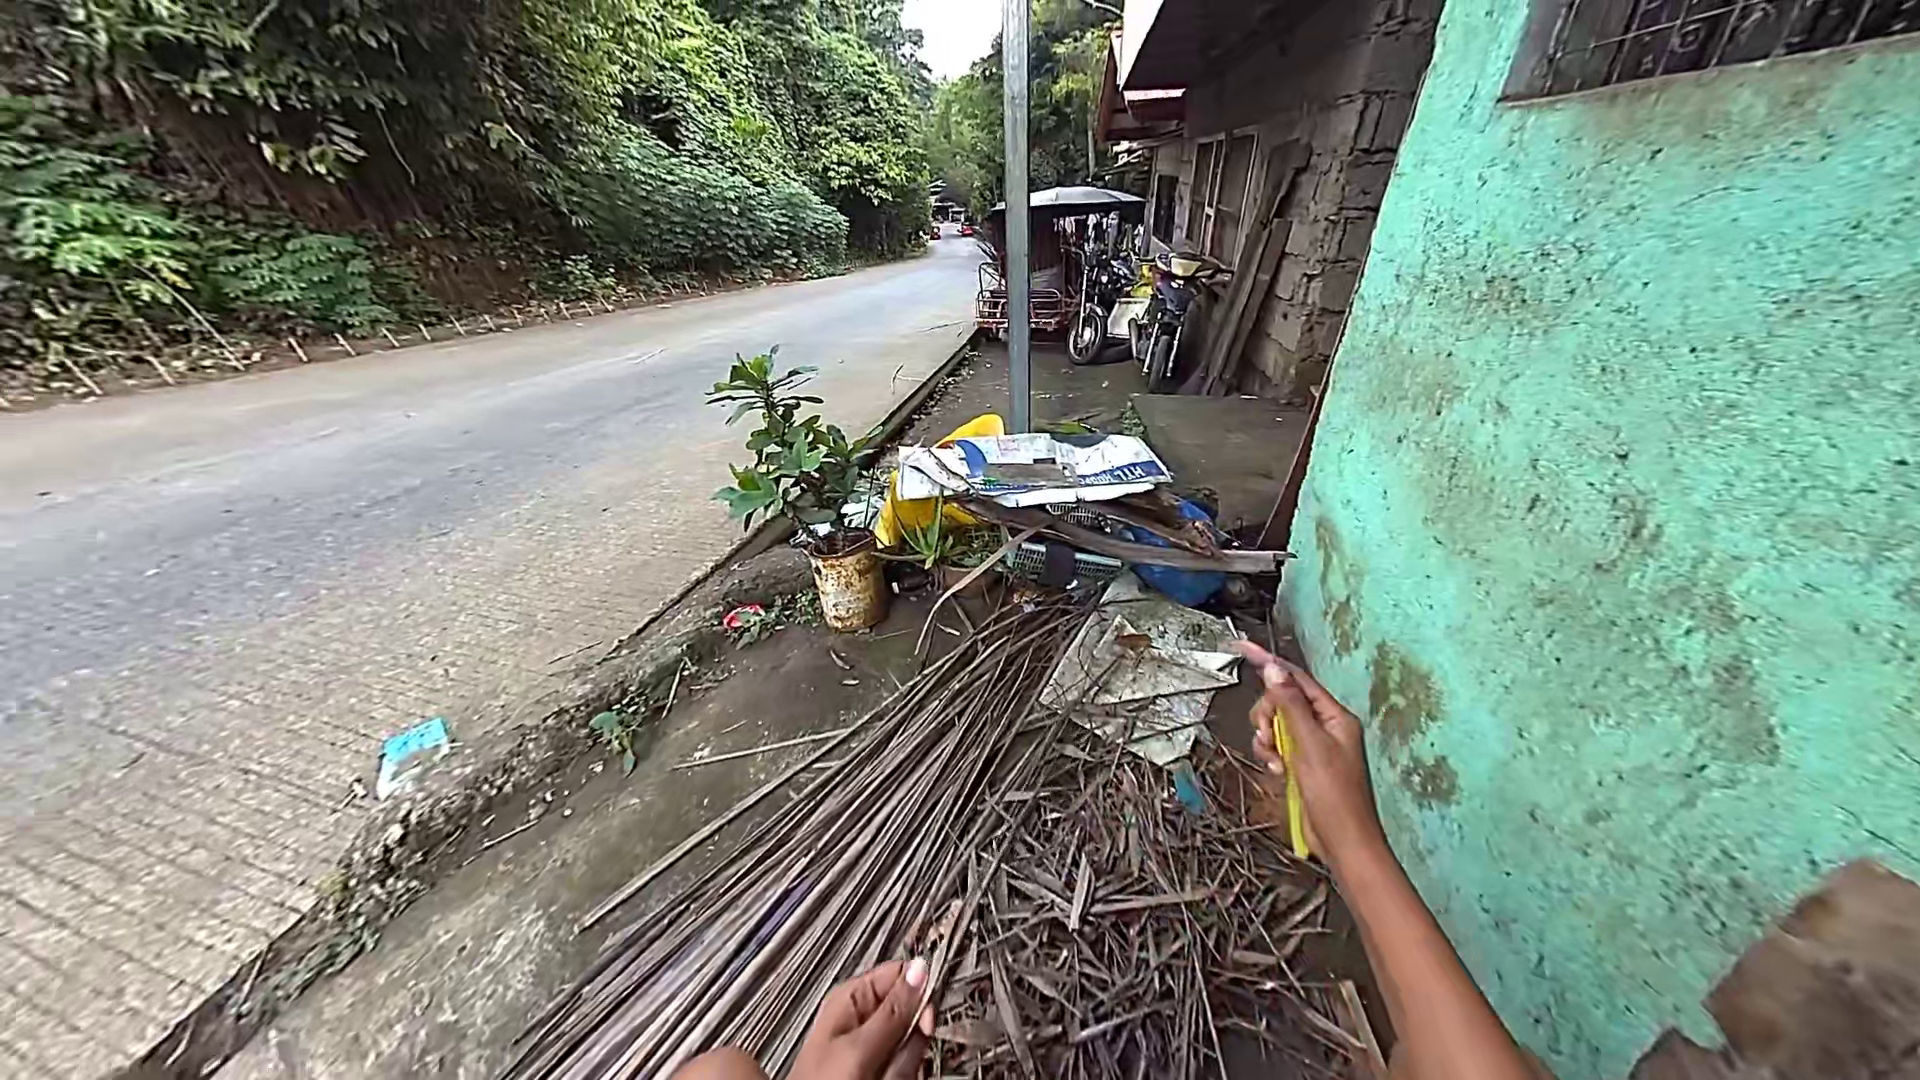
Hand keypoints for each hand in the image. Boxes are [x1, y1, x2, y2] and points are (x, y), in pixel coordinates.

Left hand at [789, 957, 934, 1079]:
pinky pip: (902, 1068)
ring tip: (881, 1077)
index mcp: (852, 998)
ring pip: (908, 1046)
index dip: (918, 992)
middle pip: (908, 1014)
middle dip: (907, 1040)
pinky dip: (898, 1076)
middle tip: (891, 1062)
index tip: (925, 1017)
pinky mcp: (877, 1071)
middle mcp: (863, 1018)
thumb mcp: (859, 1047)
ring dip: (902, 1065)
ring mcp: (870, 1047)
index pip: (900, 974)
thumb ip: (893, 1010)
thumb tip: (920, 968)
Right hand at [1233, 641, 1387, 869]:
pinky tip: (1276, 770)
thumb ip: (1289, 705)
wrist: (1342, 842)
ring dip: (1266, 739)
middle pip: (1280, 700)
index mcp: (1334, 716)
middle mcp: (1323, 725)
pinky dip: (1269, 754)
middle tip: (1267, 736)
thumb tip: (1273, 669)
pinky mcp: (1300, 762)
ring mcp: (1311, 744)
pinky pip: (1274, 744)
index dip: (1268, 662)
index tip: (1241, 647)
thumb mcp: (1308, 745)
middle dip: (1267, 715)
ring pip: (1273, 723)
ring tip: (1274, 760)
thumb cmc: (1333, 794)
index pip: (1295, 678)